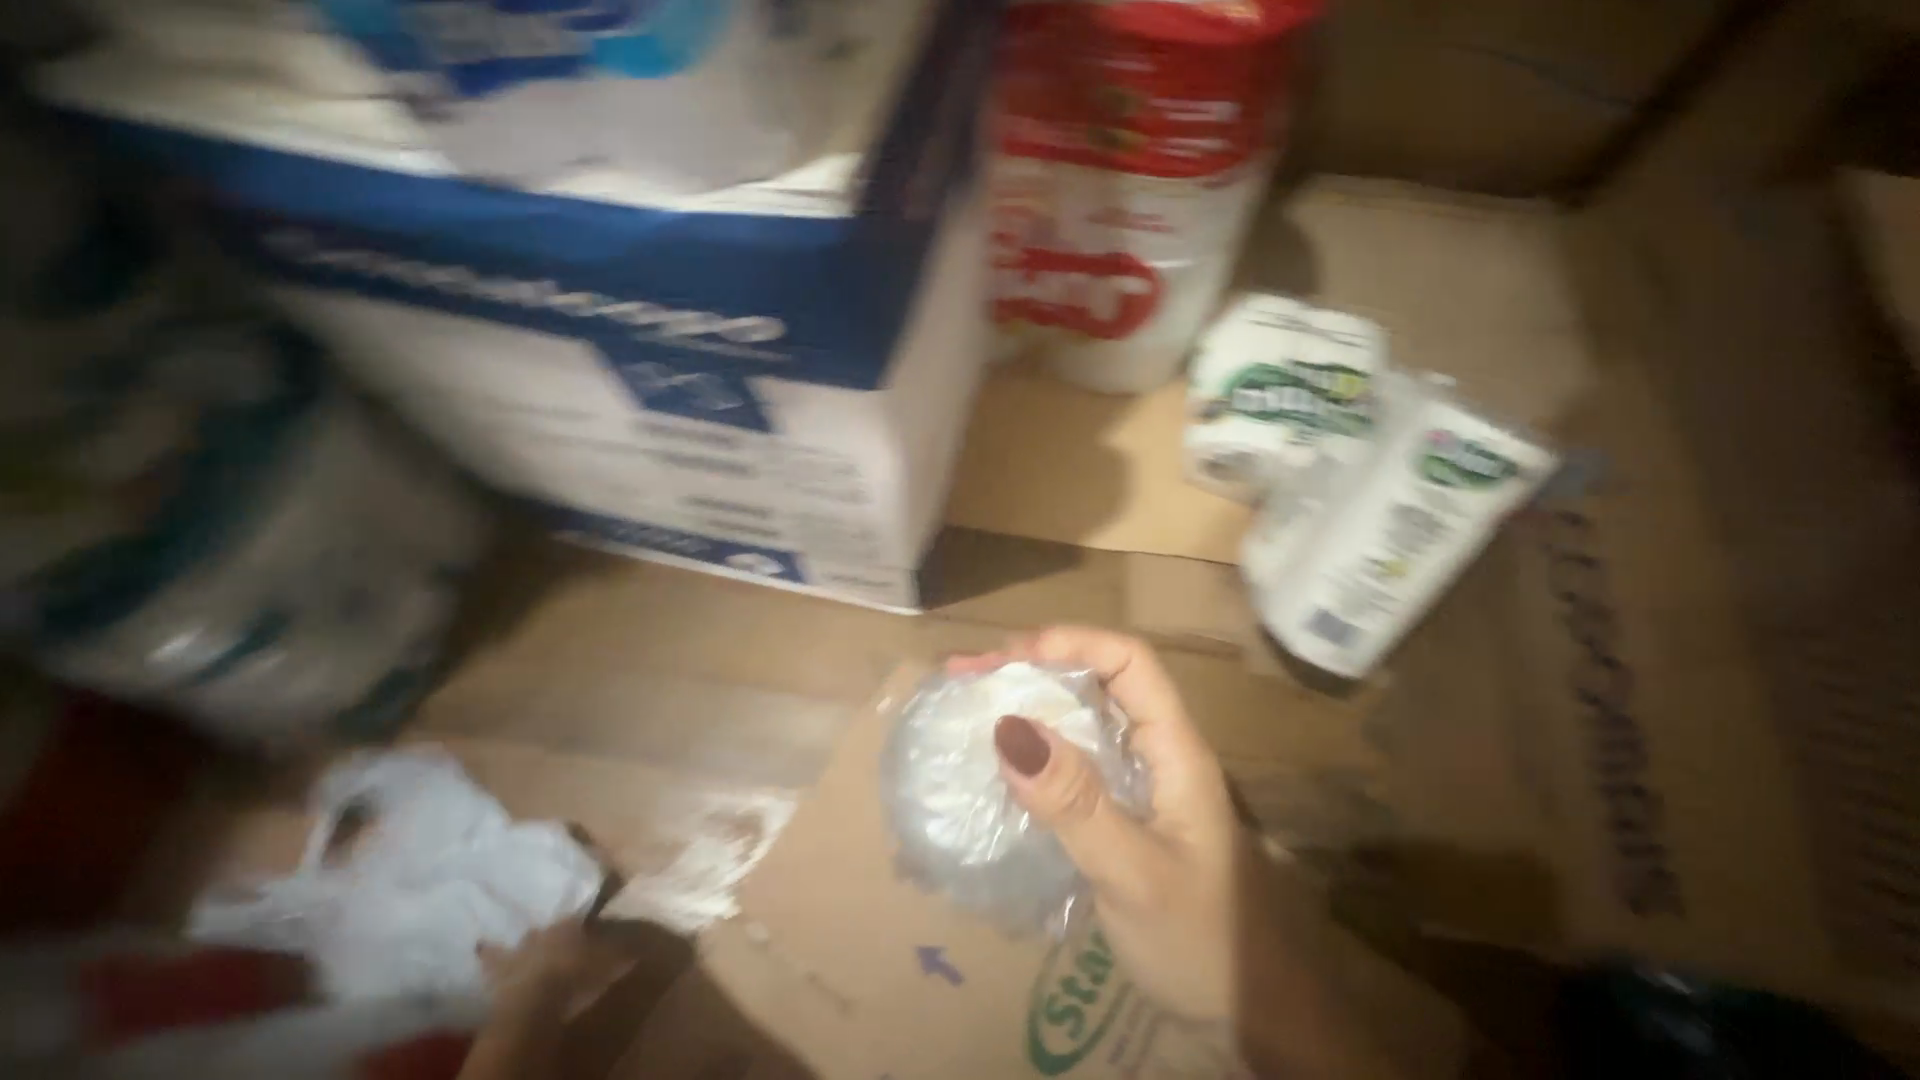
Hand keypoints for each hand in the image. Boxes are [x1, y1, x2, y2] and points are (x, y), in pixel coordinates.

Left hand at [479, 919, 623, 1011]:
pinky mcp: (498, 970)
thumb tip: (639, 947)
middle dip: (551, 933)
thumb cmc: (575, 979)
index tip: (588, 929)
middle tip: (558, 941)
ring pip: (521, 941)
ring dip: (524, 943)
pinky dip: (488, 952)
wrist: (533, 1003)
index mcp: (569, 927)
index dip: (582, 925)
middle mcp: (542, 931)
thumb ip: (623, 955)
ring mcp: (518, 950)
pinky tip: (481, 945)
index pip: (578, 918)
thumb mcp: (608, 967)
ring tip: (527, 943)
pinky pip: (491, 957)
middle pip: (548, 928)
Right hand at [953, 626, 1241, 1020]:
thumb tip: (1007, 727)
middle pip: (1100, 680)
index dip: (1069, 642)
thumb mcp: (1133, 873)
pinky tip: (1002, 765)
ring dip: (1031, 704)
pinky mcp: (1127, 815)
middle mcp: (1159, 753)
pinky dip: (1037, 750)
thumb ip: (1076, 803)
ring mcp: (1143, 784)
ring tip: (972, 706)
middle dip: (1034, 665)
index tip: (1002, 658)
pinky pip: (1078, 762)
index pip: (1129, 661)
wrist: (1252, 1011)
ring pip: (1086, 719)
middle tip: (965, 677)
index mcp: (1176, 749)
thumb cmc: (1201, 940)